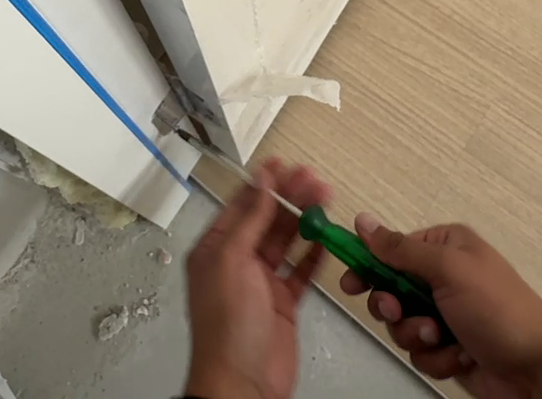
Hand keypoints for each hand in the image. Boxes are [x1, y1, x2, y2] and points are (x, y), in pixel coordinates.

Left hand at [182, 159, 330, 398]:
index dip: (263, 183)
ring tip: (325, 198)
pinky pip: (300, 271)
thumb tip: (262, 181)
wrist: (243, 384)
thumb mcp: (233, 260)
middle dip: (290, 197)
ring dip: (304, 219)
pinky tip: (326, 236)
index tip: (284, 164)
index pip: (241, 204)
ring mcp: (261, 281)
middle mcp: (237, 260)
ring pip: (285, 240)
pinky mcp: (282, 302)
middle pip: (266, 218)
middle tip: (314, 179)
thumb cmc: (227, 325)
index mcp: (215, 247)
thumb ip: (250, 218)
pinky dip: (313, 253)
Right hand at [340, 215, 541, 398]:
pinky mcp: (448, 347)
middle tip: (396, 312)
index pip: (391, 247)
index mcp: (444, 246)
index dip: (367, 264)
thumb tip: (361, 220)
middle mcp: (443, 276)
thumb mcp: (448, 270)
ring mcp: (446, 313)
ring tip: (440, 339)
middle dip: (392, 305)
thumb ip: (400, 248)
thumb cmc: (496, 310)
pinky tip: (458, 357)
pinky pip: (419, 349)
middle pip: (390, 286)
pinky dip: (435, 357)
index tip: (350, 283)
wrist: (540, 374)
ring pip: (401, 322)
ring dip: (416, 334)